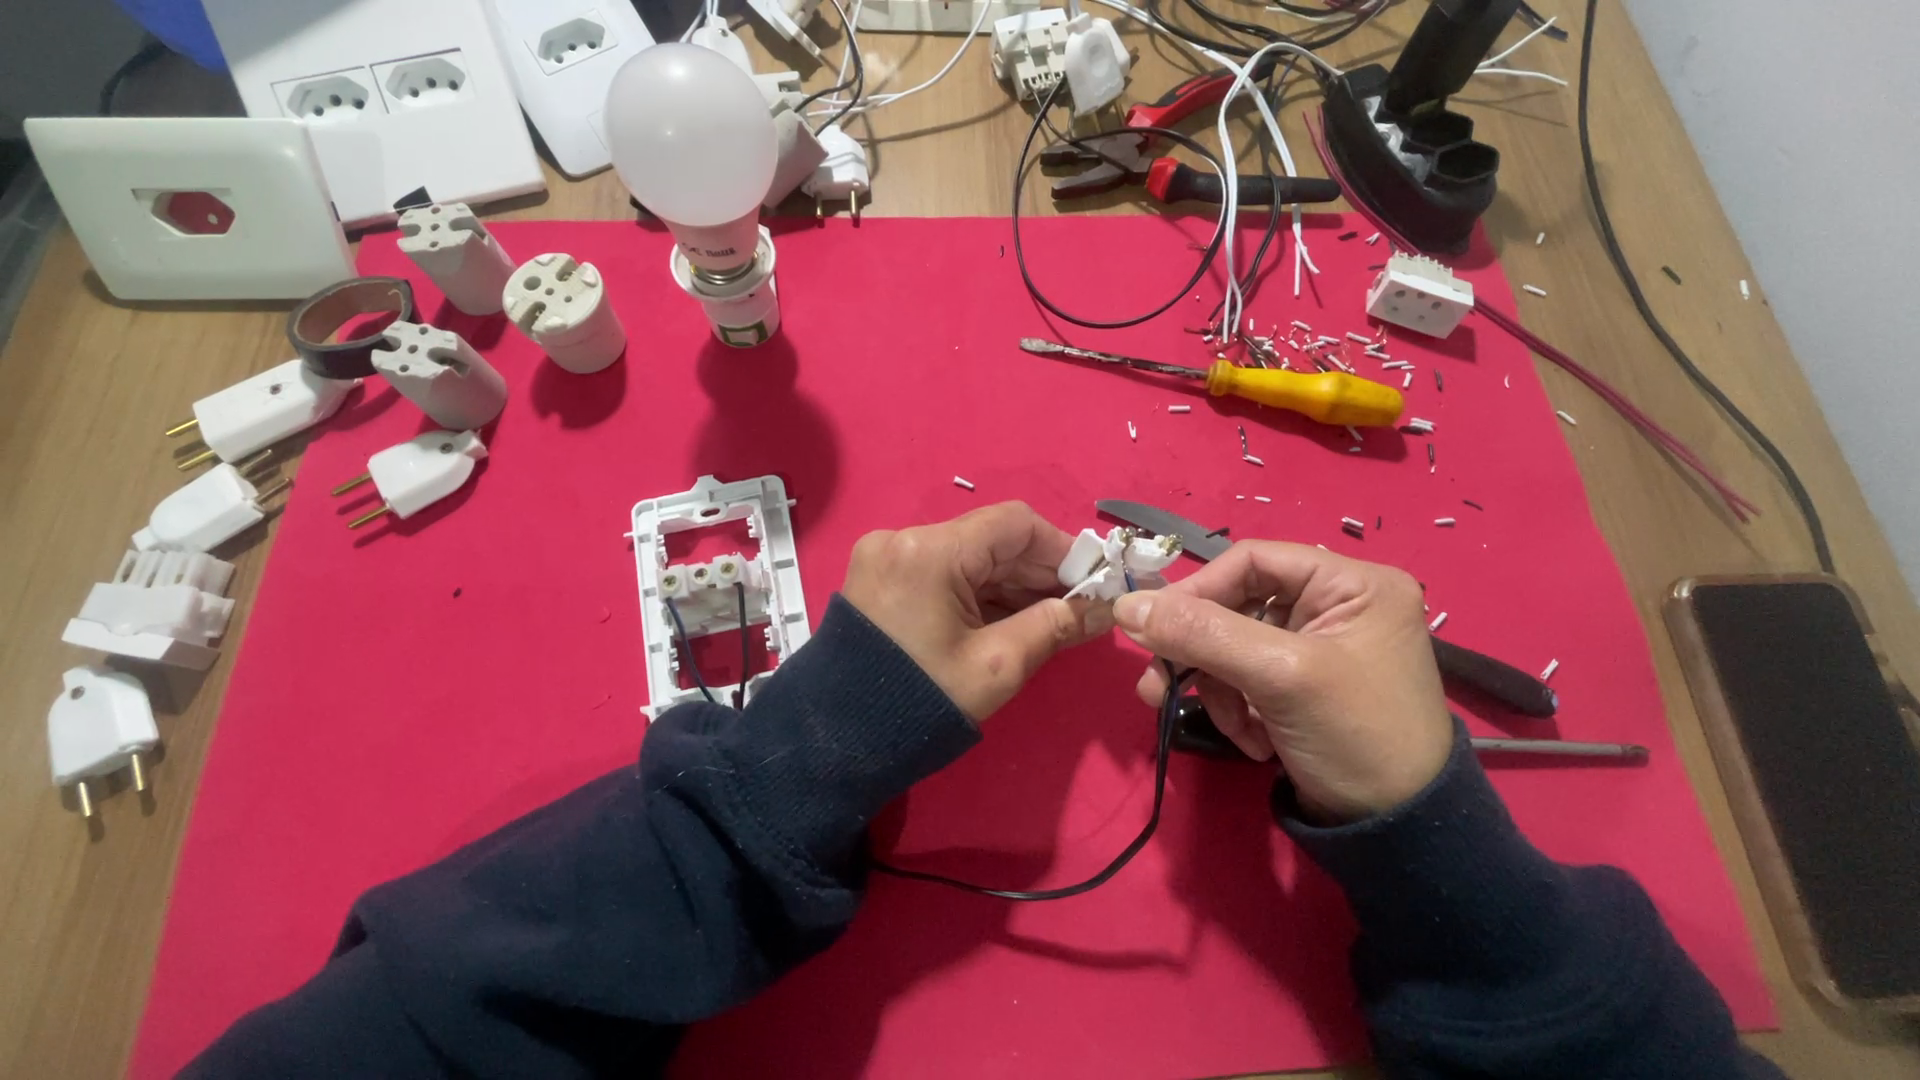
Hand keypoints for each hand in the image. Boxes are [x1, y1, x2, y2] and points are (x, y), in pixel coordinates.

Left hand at [841, 502, 1111, 720]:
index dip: (1061, 549)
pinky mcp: (881, 580)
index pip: (1014, 524)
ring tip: (1052, 620)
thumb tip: (1104, 610)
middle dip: (1039, 572)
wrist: (837, 744)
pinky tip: (1013, 620)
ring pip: (969, 557)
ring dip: (1012, 585)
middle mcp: (902, 539)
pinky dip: (980, 594)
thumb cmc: (922, 702)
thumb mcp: (997, 666)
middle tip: (1079, 607)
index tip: (1094, 581)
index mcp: (928, 551)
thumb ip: (1055, 626)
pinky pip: (945, 574)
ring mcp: (887, 558)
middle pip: (990, 539)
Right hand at [1113, 541, 1452, 822]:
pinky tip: (1255, 740)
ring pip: (1234, 646)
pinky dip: (1238, 708)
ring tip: (1233, 729)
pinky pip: (1246, 678)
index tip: (1152, 629)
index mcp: (1352, 583)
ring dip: (1219, 689)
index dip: (1197, 590)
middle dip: (1201, 652)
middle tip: (1156, 688)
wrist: (1398, 833)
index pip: (1250, 560)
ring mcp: (1319, 647)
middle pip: (1237, 606)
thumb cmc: (1354, 736)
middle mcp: (1337, 604)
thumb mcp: (1278, 677)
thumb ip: (1201, 633)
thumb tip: (1124, 605)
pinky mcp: (1303, 685)